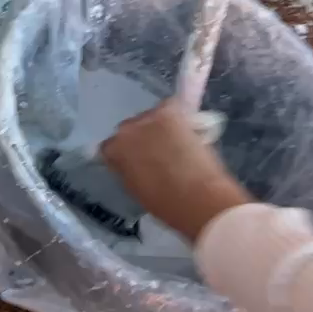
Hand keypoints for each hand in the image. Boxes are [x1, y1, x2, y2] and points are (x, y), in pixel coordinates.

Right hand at [97, 97, 252, 240]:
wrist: (202, 201)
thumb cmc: (169, 205)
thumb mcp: (136, 189)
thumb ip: (125, 170)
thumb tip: (128, 163)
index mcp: (114, 150)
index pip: (110, 146)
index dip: (124, 155)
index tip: (135, 164)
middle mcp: (126, 129)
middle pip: (128, 129)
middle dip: (139, 139)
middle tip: (155, 155)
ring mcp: (149, 119)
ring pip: (148, 118)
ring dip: (156, 128)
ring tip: (172, 143)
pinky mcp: (171, 114)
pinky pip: (169, 106)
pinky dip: (173, 114)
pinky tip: (182, 127)